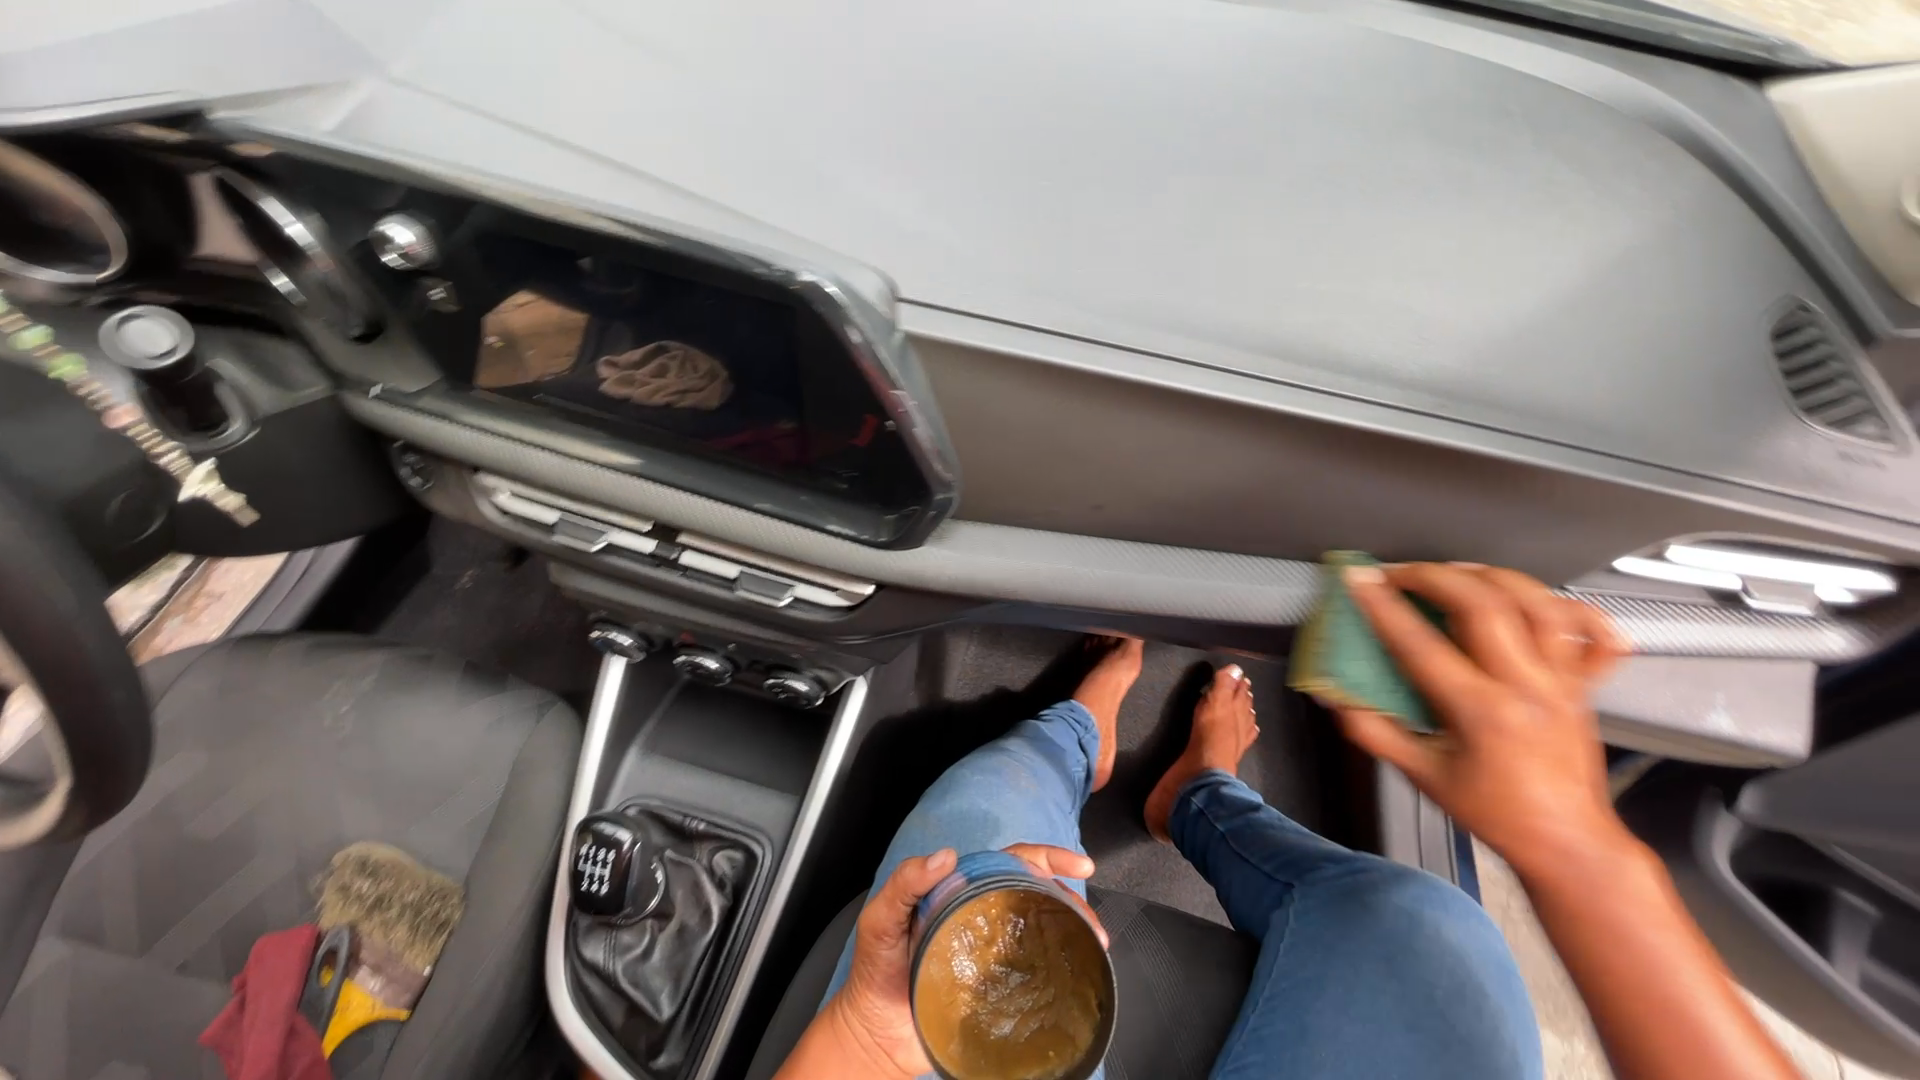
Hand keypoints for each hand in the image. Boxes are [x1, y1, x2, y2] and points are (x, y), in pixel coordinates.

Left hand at [818, 844, 1099, 1079]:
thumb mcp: (881, 917)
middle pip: (1036, 892)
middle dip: (1070, 896)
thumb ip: (906, 882)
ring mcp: (993, 951)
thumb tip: (947, 855)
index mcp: (962, 890)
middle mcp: (983, 915)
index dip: (1046, 858)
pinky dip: (1059, 964)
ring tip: (1093, 942)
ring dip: (1072, 928)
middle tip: (1091, 920)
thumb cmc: (875, 970)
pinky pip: (1034, 970)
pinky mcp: (997, 987)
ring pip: (1041, 927)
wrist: (874, 1033)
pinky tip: (1077, 968)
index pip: (1012, 862)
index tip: (1078, 864)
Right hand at [1332, 562, 1631, 877]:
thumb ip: (1375, 732)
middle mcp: (1527, 688)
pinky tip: (1541, 599)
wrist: (1568, 842)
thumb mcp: (1422, 776)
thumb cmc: (1496, 813)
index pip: (1421, 644)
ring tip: (1456, 572)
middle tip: (1400, 572)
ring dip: (1491, 577)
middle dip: (1433, 576)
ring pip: (1538, 604)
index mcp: (1481, 713)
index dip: (1382, 607)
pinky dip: (1574, 609)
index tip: (1359, 581)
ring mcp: (1561, 683)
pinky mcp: (1584, 686)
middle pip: (1484, 605)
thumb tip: (1336, 697)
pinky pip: (1595, 635)